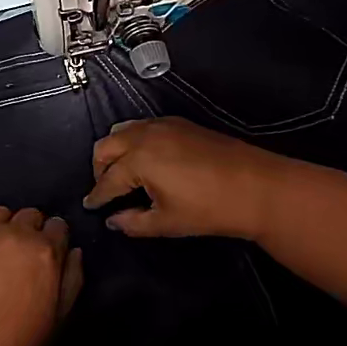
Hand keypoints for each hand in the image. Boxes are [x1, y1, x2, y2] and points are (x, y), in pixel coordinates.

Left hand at [0, 207, 83, 345]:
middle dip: (34, 231)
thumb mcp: (58, 317)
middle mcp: (19, 235)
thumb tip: (73, 252)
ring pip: (6, 214)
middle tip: (26, 257)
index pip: (59, 227)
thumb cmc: (16, 345)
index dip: (56, 241)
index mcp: (47, 253)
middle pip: (33, 215)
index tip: (49, 257)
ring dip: (10, 227)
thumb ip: (73, 279)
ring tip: (4, 252)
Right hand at [83, 117, 303, 240]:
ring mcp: (163, 125)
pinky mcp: (179, 123)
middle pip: (106, 147)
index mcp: (138, 160)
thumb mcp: (167, 222)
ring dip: (115, 150)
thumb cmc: (209, 209)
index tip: (90, 206)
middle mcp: (144, 135)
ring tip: (122, 173)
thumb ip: (134, 222)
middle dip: (99, 168)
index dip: (97, 196)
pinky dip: (133, 140)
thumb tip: (113, 220)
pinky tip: (145, 159)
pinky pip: (143, 126)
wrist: (257, 186)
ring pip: (122, 130)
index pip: (107, 180)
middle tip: (105, 189)